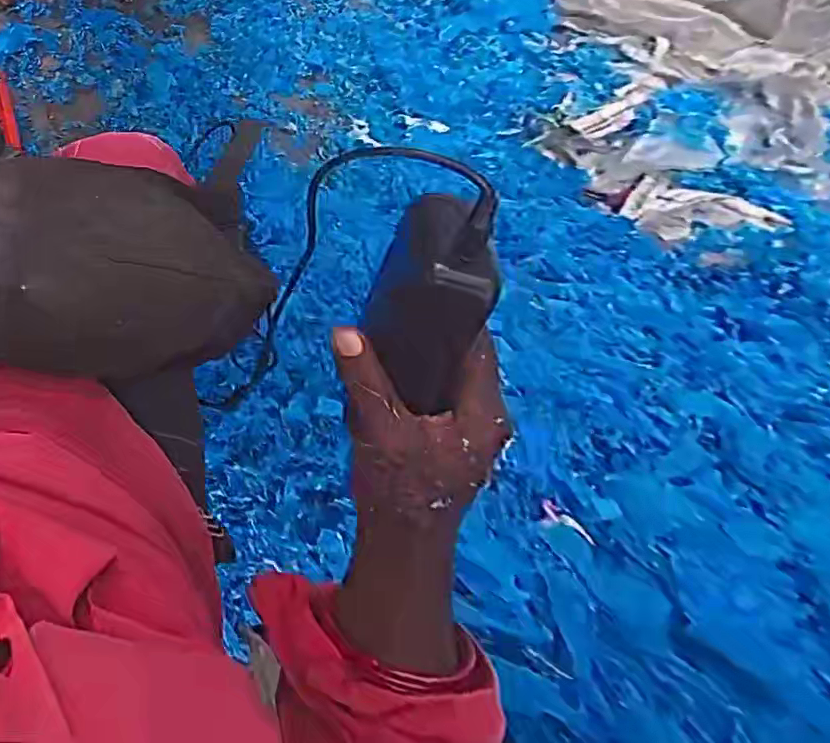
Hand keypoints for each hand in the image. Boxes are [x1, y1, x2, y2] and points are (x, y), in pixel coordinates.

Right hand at [331, 327, 511, 674]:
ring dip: (418, 359)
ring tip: (382, 337)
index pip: (479, 349)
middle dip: (428, 337)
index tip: (421, 293)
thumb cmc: (399, 485)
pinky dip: (412, 379)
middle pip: (463, 361)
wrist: (400, 537)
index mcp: (484, 412)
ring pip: (446, 377)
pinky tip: (383, 373)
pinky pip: (434, 394)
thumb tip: (344, 331)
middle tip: (391, 314)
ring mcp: (467, 429)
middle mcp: (484, 417)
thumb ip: (363, 377)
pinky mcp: (447, 437)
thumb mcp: (377, 425)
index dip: (454, 318)